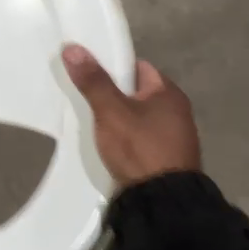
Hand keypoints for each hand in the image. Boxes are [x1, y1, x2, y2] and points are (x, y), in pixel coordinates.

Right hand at [62, 45, 201, 187]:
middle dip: (111, 92)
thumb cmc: (140, 147)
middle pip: (136, 92)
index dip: (112, 66)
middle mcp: (176, 112)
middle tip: (83, 94)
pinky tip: (106, 141)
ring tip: (89, 117)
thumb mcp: (111, 111)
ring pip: (136, 115)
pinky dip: (123, 135)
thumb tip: (72, 47)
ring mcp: (172, 137)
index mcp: (170, 94)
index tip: (88, 72)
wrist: (163, 202)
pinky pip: (138, 136)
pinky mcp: (164, 158)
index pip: (137, 67)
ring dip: (116, 116)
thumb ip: (93, 81)